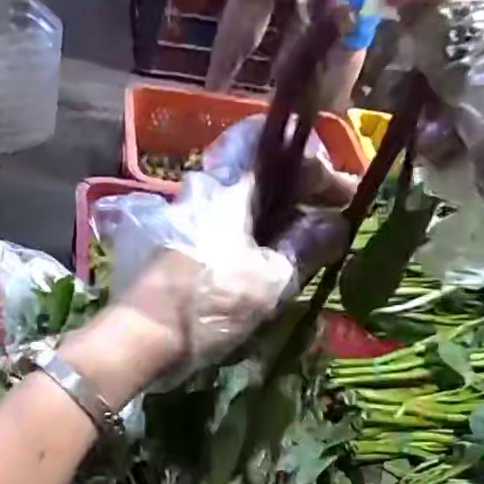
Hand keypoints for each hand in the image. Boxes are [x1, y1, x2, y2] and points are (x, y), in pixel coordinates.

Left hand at [90, 116, 357, 385]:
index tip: (343, 194)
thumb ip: (307, 246)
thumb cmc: (207, 304)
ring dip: (278, 223)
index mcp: (228, 187)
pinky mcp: (178, 251)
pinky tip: (272, 268)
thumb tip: (335, 223)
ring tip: (307, 252)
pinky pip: (226, 233)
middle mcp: (204, 194)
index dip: (314, 161)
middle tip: (330, 225)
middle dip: (300, 196)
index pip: (270, 142)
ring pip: (243, 208)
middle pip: (259, 178)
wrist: (139, 341)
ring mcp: (187, 222)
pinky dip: (255, 242)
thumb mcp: (269, 279)